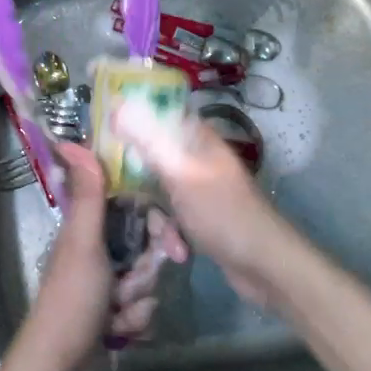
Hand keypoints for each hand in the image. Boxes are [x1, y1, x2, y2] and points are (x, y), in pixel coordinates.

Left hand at [22, 143, 188, 370]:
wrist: (61, 368)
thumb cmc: (72, 300)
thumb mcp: (84, 244)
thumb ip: (89, 195)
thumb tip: (73, 141)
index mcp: (90, 227)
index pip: (135, 208)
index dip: (156, 222)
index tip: (174, 242)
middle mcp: (99, 250)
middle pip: (145, 247)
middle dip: (145, 273)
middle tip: (132, 288)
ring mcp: (107, 283)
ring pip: (146, 280)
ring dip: (138, 301)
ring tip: (117, 316)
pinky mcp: (114, 313)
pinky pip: (142, 308)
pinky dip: (134, 322)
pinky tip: (118, 333)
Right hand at [112, 100, 290, 304]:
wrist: (266, 266)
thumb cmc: (224, 213)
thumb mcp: (181, 175)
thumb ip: (148, 141)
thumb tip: (119, 105)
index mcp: (196, 138)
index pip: (155, 116)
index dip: (128, 124)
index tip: (104, 140)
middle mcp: (197, 157)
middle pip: (151, 158)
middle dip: (139, 186)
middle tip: (126, 200)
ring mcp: (199, 187)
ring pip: (158, 192)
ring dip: (158, 218)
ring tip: (169, 239)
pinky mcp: (201, 216)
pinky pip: (172, 216)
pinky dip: (172, 233)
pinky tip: (179, 251)